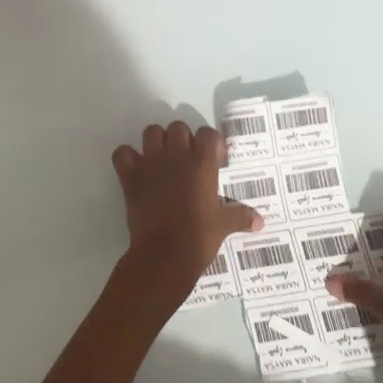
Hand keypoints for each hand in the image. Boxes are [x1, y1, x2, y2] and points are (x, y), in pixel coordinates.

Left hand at [111, 121, 261, 294]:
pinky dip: (127, 157)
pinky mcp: (130, 176)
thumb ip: (241, 217)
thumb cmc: (199, 238)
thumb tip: (260, 222)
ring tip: (162, 160)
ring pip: (151, 132)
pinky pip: (122, 153)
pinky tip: (135, 168)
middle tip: (187, 160)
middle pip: (178, 127)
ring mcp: (150, 164)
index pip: (208, 134)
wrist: (165, 255)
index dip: (211, 143)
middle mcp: (176, 156)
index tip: (214, 158)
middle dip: (183, 139)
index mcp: (201, 164)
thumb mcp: (224, 226)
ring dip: (157, 142)